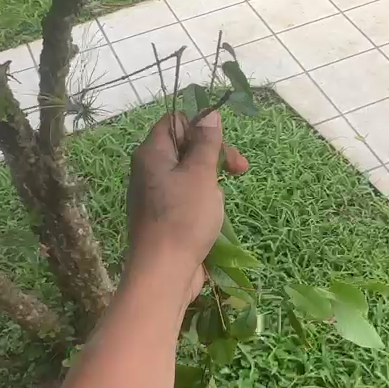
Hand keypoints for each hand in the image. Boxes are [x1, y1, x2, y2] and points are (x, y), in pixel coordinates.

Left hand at [126, 111, 247, 303]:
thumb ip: (206, 143)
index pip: (176, 121)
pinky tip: (212, 216)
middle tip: (240, 171)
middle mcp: (148, 170)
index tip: (223, 147)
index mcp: (152, 153)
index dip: (202, 127)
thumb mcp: (201, 175)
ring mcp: (155, 195)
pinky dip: (202, 201)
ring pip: (188, 174)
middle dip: (214, 155)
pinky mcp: (163, 217)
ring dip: (211, 181)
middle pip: (185, 147)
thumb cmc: (183, 219)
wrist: (164, 272)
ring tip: (221, 200)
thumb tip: (209, 115)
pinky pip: (185, 197)